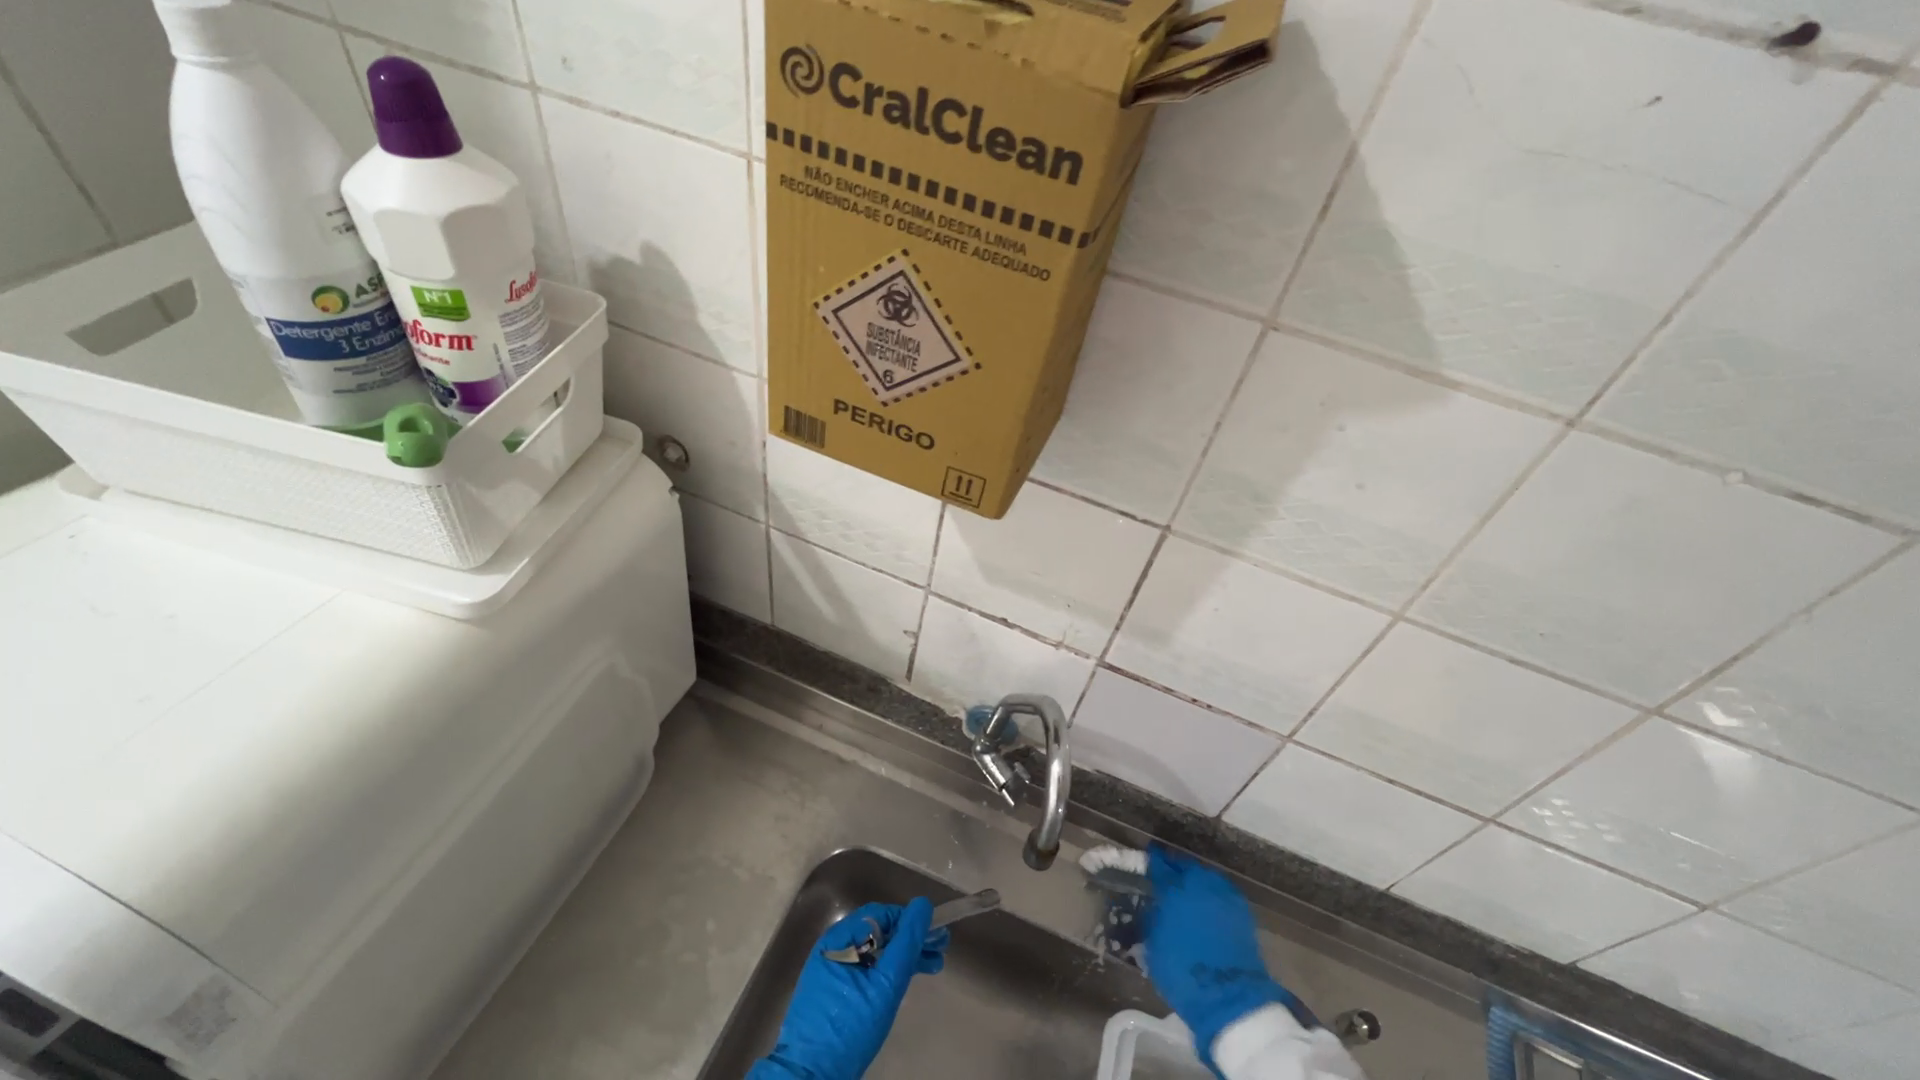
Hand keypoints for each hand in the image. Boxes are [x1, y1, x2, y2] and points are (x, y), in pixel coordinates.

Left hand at [751, 898, 949, 1079]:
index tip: (936, 936)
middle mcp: (834, 947)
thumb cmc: (851, 1026)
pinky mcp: (834, 988)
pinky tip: (905, 979)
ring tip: (931, 967)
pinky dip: (887, 970)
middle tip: (939, 951)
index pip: (882, 915)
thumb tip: (923, 905)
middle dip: (911, 939)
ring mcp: (832, 968)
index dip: (911, 921)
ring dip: (902, 955)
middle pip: (878, 932)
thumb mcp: (886, 984)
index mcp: (840, 938)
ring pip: (874, 951)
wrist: (810, 1073)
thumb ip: (906, 944)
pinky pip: (865, 968)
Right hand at [1145, 846, 1303, 1069]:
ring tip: (1188, 888)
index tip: (1148, 859)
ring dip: (1197, 879)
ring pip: (1208, 877)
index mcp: (1176, 890)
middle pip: (1187, 867)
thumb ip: (1152, 919)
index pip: (1161, 866)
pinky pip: (1223, 893)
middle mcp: (1202, 885)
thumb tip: (1152, 906)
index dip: (1153, 861)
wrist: (1229, 997)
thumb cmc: (1182, 973)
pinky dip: (1213, 894)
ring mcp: (1226, 897)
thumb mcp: (1153, 946)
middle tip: (1167, 874)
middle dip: (1176, 868)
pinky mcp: (1243, 912)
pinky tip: (1207, 904)